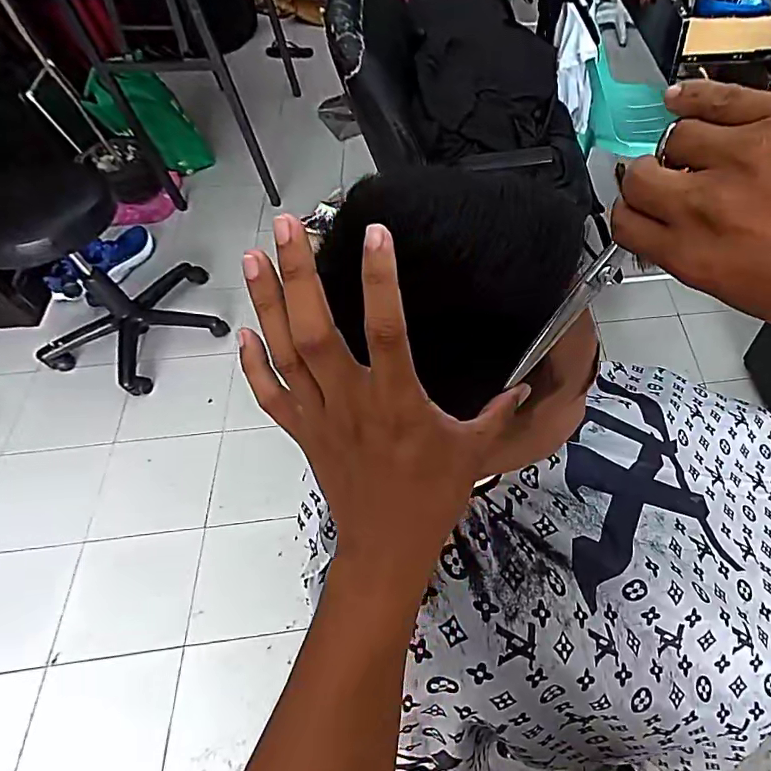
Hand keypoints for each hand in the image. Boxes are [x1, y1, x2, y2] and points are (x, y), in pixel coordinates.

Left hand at [238, 215, 528, 593]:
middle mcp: (353, 401)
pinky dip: (254, 363)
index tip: (376, 237)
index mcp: (398, 401)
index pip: (387, 329)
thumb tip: (523, 387)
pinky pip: (271, 394)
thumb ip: (497, 414)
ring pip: (285, 352)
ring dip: (268, 303)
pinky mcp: (304, 433)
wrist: (388, 545)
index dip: (380, 280)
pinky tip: (246, 333)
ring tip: (254, 257)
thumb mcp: (474, 452)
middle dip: (299, 274)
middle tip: (289, 226)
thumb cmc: (432, 498)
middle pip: (316, 329)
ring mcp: (321, 416)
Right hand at [611, 81, 770, 335]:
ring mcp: (744, 156)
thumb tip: (676, 231)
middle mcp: (709, 205)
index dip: (630, 214)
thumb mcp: (743, 293)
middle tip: (664, 179)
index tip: (640, 208)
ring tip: (703, 152)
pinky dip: (692, 95)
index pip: (628, 223)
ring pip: (677, 133)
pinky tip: (682, 97)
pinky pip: (716, 95)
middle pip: (640, 175)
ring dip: (683, 146)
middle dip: (646, 179)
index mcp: (697, 257)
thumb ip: (699, 257)